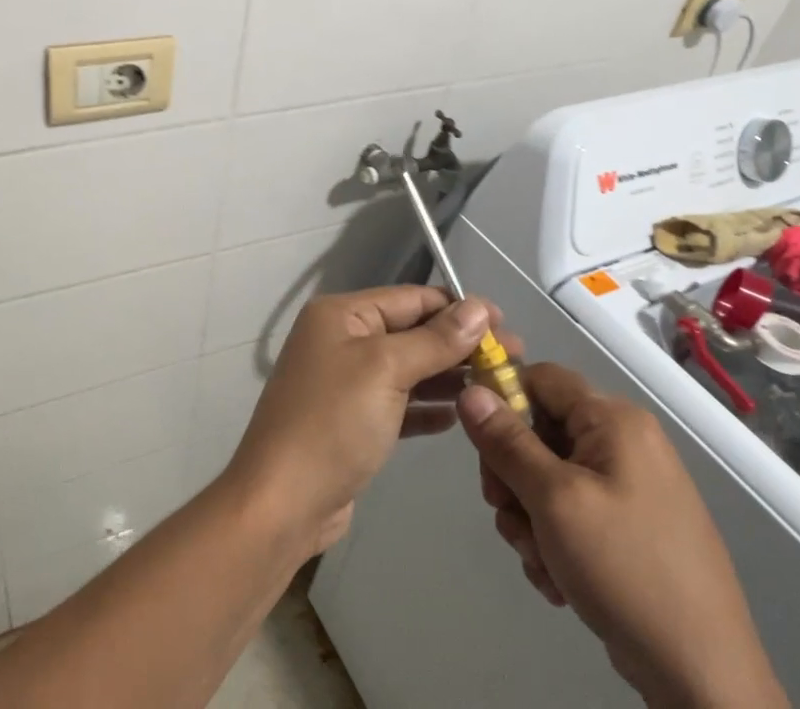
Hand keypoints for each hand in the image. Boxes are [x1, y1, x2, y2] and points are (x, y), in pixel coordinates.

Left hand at [224, 286, 499, 556]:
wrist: (284, 501)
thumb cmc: (333, 423)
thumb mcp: (386, 370)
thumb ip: (435, 339)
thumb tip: (479, 309)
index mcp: (341, 316)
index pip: (412, 298)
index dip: (461, 309)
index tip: (509, 327)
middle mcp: (341, 341)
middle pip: (412, 332)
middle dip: (460, 345)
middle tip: (515, 362)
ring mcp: (345, 383)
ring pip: (408, 369)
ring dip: (449, 376)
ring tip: (499, 388)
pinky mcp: (352, 422)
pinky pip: (398, 404)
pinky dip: (427, 407)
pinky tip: (459, 417)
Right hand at [458, 364, 787, 708]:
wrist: (697, 665)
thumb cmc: (623, 565)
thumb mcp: (553, 499)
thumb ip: (507, 441)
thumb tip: (470, 389)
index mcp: (614, 421)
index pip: (541, 378)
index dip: (502, 401)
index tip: (478, 445)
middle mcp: (624, 444)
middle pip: (539, 433)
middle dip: (512, 478)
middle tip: (507, 513)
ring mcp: (629, 489)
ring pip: (547, 480)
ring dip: (529, 519)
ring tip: (541, 559)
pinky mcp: (629, 528)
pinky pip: (570, 515)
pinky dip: (554, 542)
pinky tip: (558, 579)